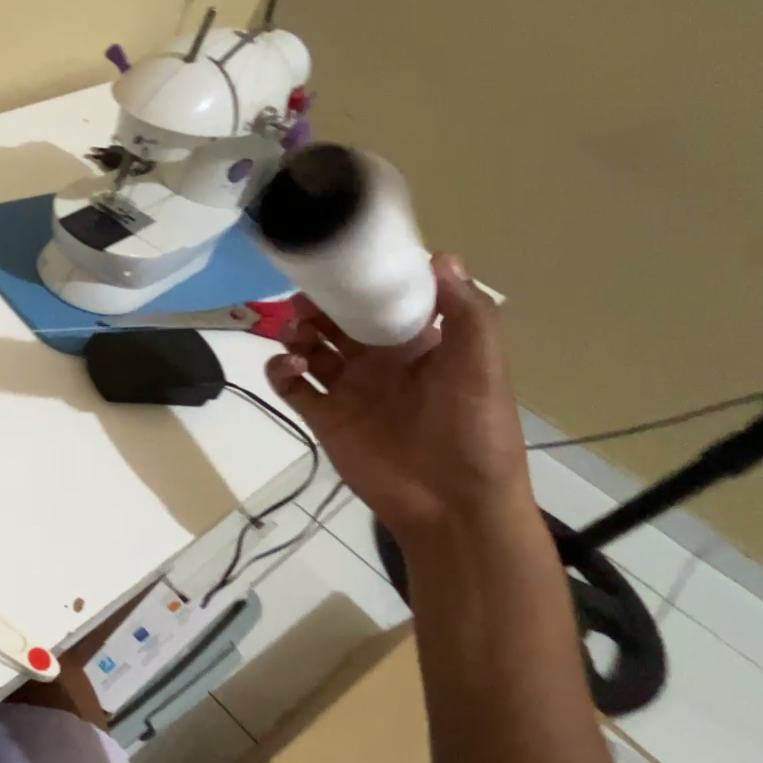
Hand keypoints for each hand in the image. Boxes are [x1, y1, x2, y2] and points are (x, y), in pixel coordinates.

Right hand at [266, 255, 533, 541]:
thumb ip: (466, 314)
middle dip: (319, 307)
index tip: (343, 266)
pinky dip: (280, 371)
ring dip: (296, 334)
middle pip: (338, 323)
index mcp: (419, 346)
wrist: (452, 504)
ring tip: (296, 336)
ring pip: (310, 349)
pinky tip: (289, 368)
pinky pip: (291, 386)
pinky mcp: (323, 417)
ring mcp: (349, 390)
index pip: (384, 303)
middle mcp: (380, 363)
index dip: (363, 284)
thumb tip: (440, 257)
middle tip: (305, 302)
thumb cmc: (474, 432)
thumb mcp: (482, 368)